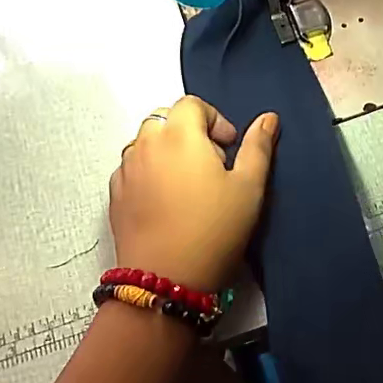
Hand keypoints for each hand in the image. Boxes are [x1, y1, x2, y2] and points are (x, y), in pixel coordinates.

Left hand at [109, 96, 277, 290]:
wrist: (167, 278)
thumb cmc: (215, 230)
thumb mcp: (249, 187)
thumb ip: (258, 147)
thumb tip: (268, 119)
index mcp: (180, 134)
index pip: (192, 104)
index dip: (216, 120)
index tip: (230, 149)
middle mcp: (145, 144)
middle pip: (165, 119)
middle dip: (190, 132)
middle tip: (212, 165)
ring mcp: (125, 170)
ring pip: (146, 144)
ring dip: (168, 152)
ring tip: (190, 186)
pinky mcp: (115, 195)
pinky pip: (133, 170)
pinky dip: (150, 173)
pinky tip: (169, 203)